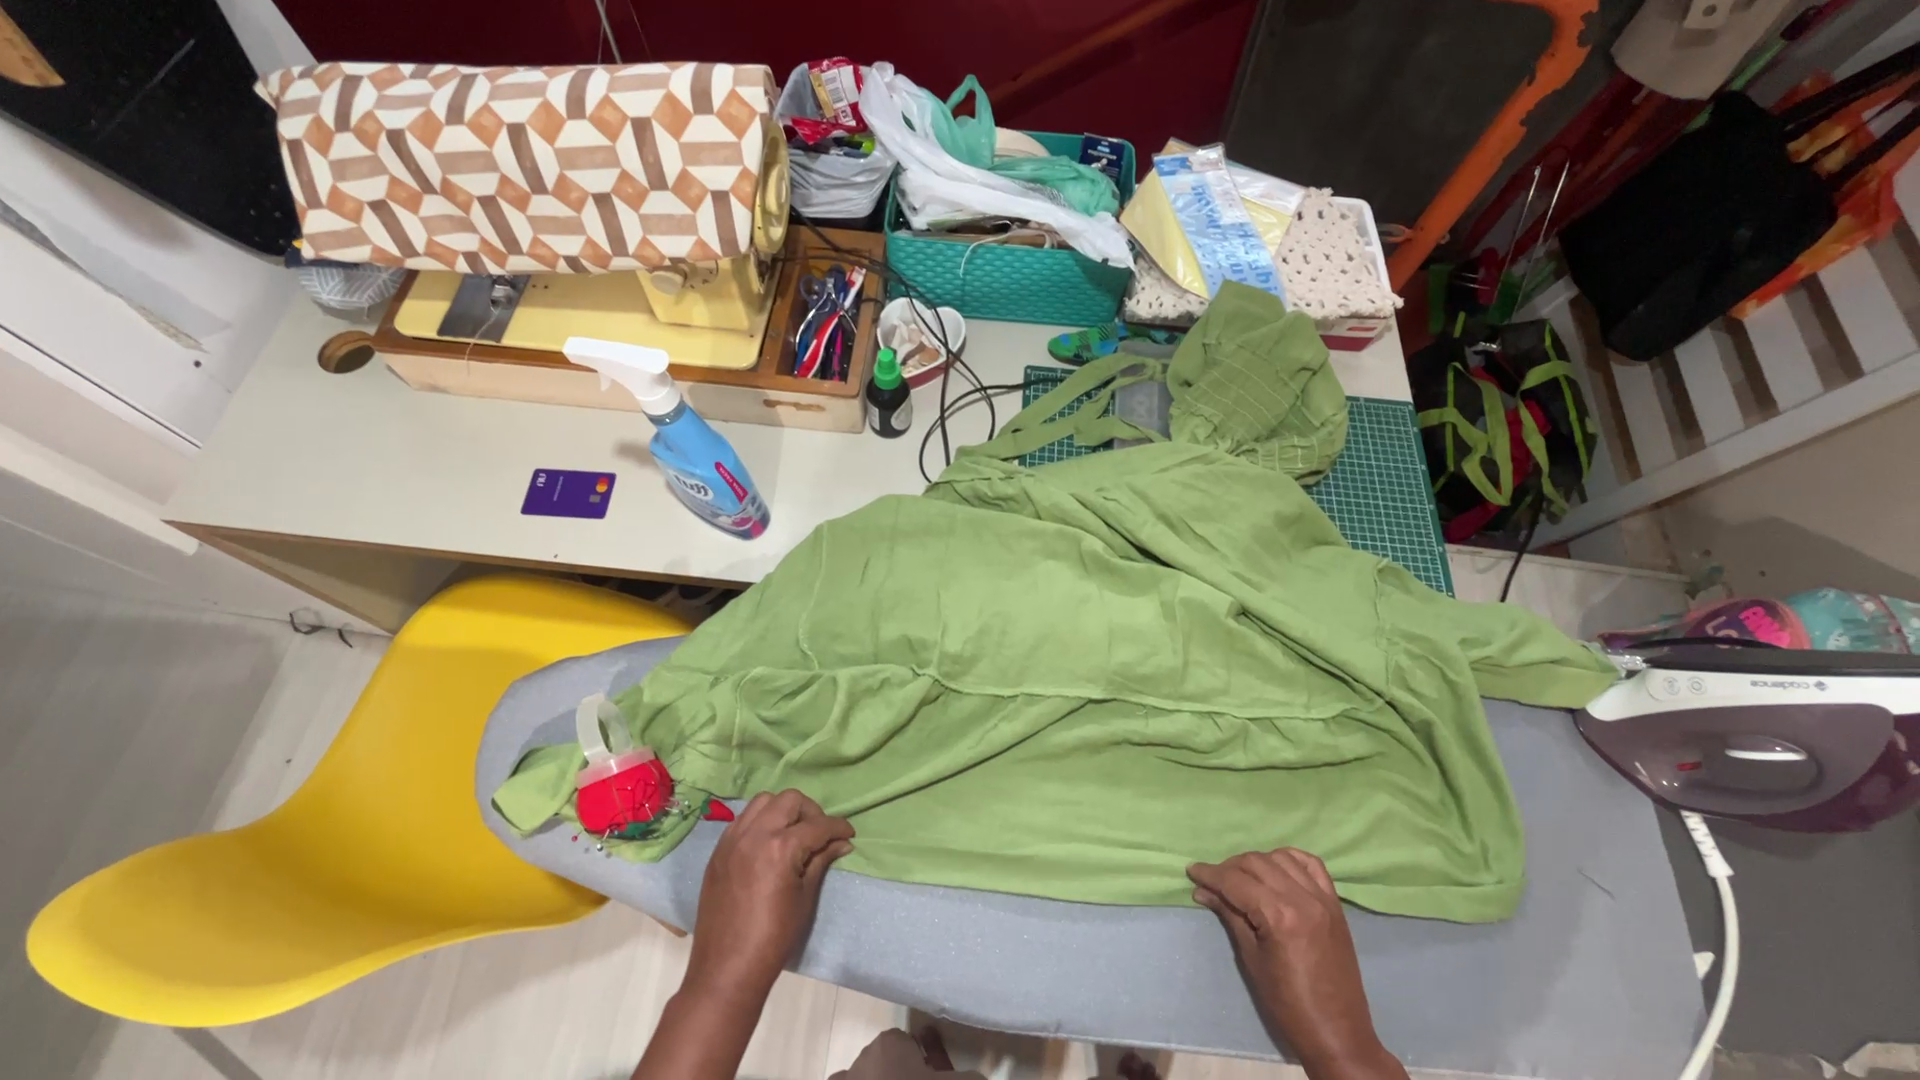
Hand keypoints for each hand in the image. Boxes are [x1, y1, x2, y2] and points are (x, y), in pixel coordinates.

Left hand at [685, 789, 853, 996]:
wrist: (727, 967)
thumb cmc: (774, 936)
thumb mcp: (805, 897)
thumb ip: (821, 860)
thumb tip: (842, 843)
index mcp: (781, 847)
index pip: (817, 825)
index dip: (838, 827)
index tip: (849, 833)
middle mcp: (754, 834)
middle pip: (789, 800)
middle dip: (810, 811)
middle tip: (820, 834)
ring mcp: (732, 840)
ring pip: (762, 802)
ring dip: (783, 811)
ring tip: (793, 834)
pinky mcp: (719, 851)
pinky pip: (743, 820)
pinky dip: (760, 822)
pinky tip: (768, 844)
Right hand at [1188, 849, 1405, 1079]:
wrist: (1337, 1031)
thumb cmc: (1287, 1003)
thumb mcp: (1251, 959)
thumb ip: (1230, 916)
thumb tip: (1203, 891)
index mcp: (1280, 916)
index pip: (1236, 881)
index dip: (1210, 874)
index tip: (1192, 871)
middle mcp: (1303, 899)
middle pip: (1256, 863)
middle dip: (1229, 867)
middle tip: (1213, 881)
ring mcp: (1323, 898)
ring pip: (1281, 857)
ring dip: (1257, 862)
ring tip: (1242, 878)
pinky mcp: (1335, 904)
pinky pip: (1312, 864)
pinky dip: (1290, 859)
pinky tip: (1276, 869)